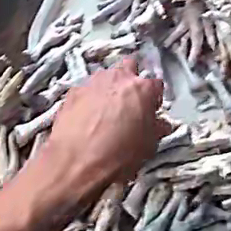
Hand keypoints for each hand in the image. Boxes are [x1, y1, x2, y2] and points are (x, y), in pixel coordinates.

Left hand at [21, 58, 166, 209]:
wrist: (76, 162)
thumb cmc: (118, 155)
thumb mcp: (147, 146)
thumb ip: (155, 128)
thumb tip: (159, 124)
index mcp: (142, 89)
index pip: (156, 85)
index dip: (154, 99)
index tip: (151, 110)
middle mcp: (117, 78)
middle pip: (128, 68)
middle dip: (130, 81)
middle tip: (128, 103)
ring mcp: (92, 83)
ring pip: (104, 77)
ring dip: (108, 89)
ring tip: (105, 111)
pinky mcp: (71, 92)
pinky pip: (85, 90)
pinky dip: (88, 99)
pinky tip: (86, 117)